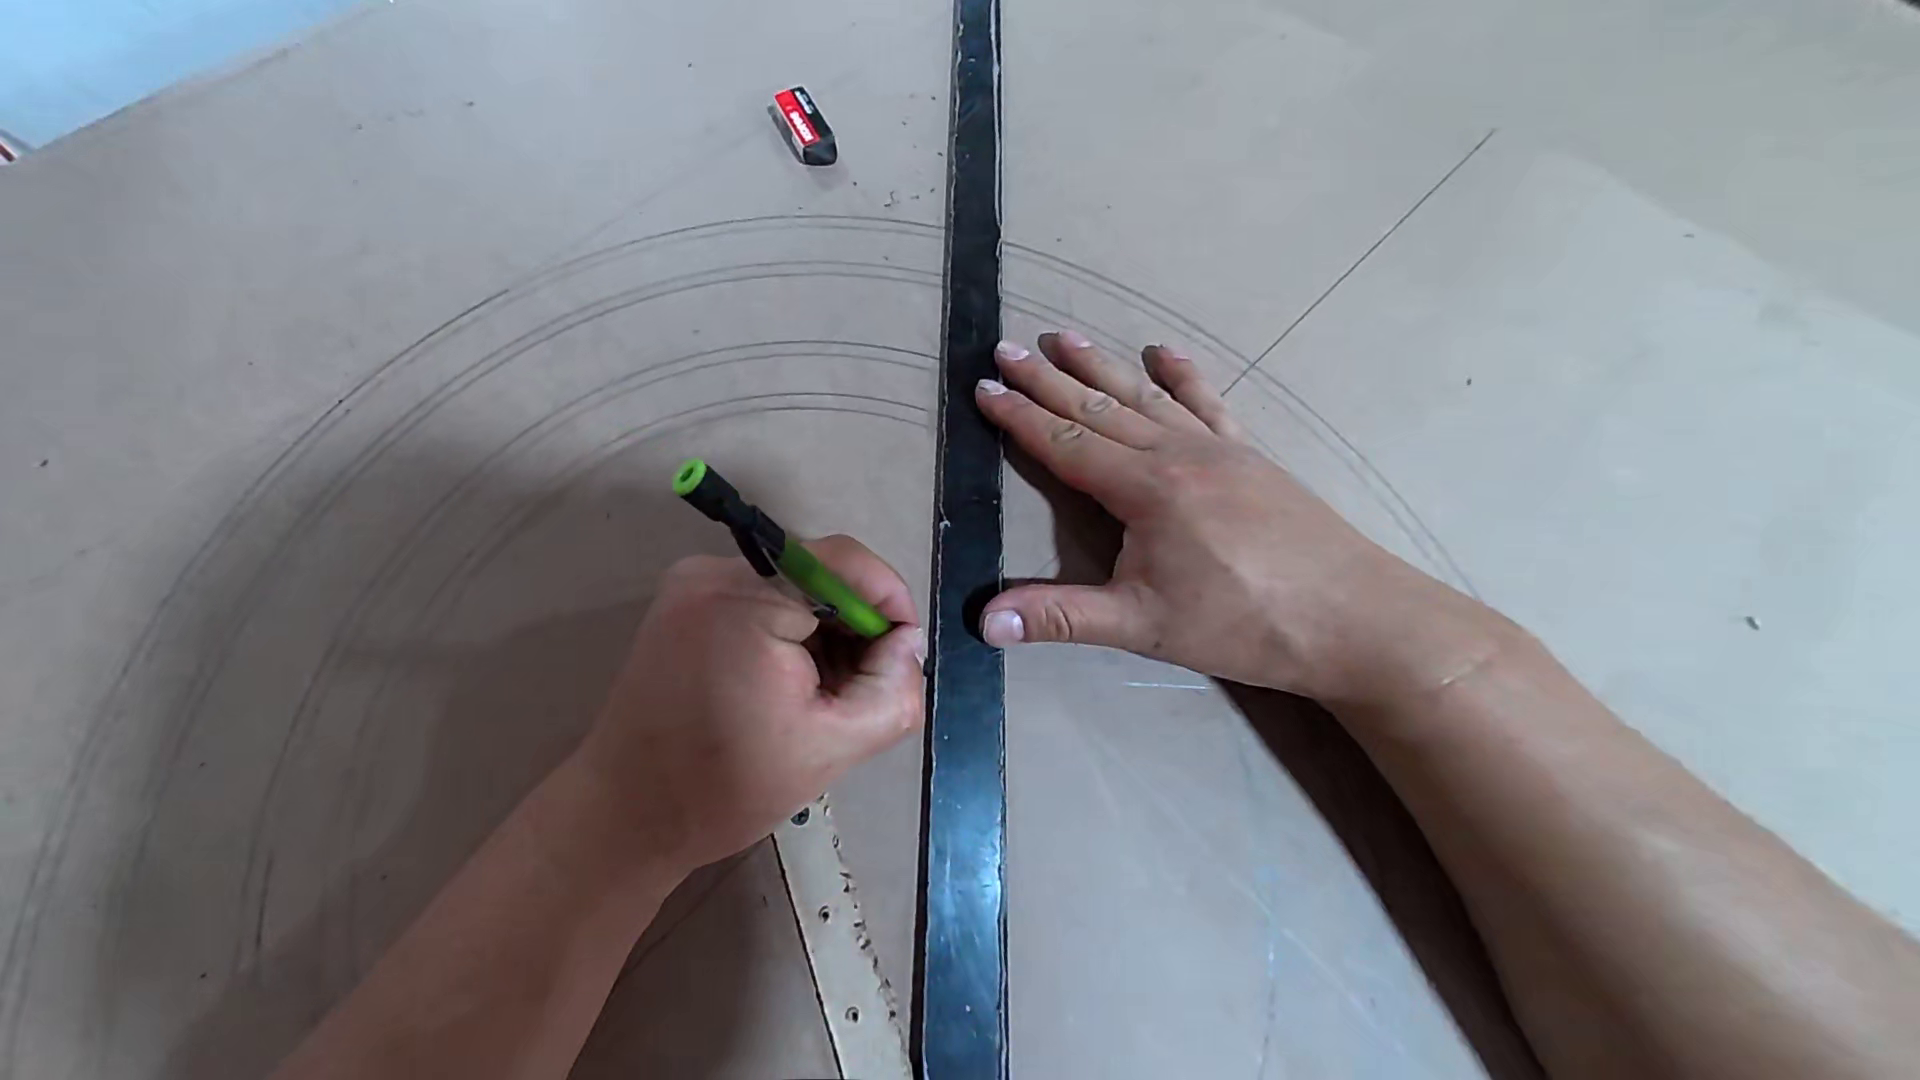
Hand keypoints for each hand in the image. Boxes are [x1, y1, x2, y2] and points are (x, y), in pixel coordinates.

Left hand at [572, 536, 923, 872]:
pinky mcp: (686, 601)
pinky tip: (794, 683)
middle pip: (820, 574)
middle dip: (857, 627)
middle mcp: (713, 573)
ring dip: (827, 632)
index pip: (844, 563)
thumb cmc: (723, 789)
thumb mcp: (833, 747)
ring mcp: (693, 584)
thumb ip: (894, 690)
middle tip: (865, 687)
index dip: (889, 600)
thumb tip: (907, 645)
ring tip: (826, 693)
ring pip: (797, 587)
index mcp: (743, 601)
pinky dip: (796, 633)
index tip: (904, 654)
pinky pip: (767, 599)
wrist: (624, 818)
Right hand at [974, 332, 1508, 703]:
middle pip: (1098, 407)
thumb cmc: (1244, 624)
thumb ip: (1061, 617)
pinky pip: (1208, 402)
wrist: (1357, 619)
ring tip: (1065, 337)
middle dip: (1047, 379)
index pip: (1066, 442)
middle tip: (1007, 348)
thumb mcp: (1142, 626)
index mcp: (1146, 488)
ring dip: (1101, 365)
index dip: (1020, 416)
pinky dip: (1183, 375)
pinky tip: (1166, 351)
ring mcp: (1219, 448)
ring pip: (1146, 396)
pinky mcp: (1251, 456)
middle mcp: (1178, 453)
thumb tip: (985, 623)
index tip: (985, 387)